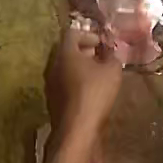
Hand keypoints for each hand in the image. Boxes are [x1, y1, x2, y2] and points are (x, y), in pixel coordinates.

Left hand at [45, 23, 122, 137]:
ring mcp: (50, 83)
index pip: (72, 33)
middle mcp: (53, 65)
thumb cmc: (95, 93)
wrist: (76, 129)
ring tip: (99, 75)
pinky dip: (77, 82)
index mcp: (65, 52)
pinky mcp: (53, 100)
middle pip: (67, 50)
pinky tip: (91, 91)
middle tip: (102, 57)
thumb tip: (110, 52)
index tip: (103, 44)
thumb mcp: (112, 70)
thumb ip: (112, 56)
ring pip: (66, 68)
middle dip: (86, 51)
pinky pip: (65, 83)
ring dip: (81, 68)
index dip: (89, 34)